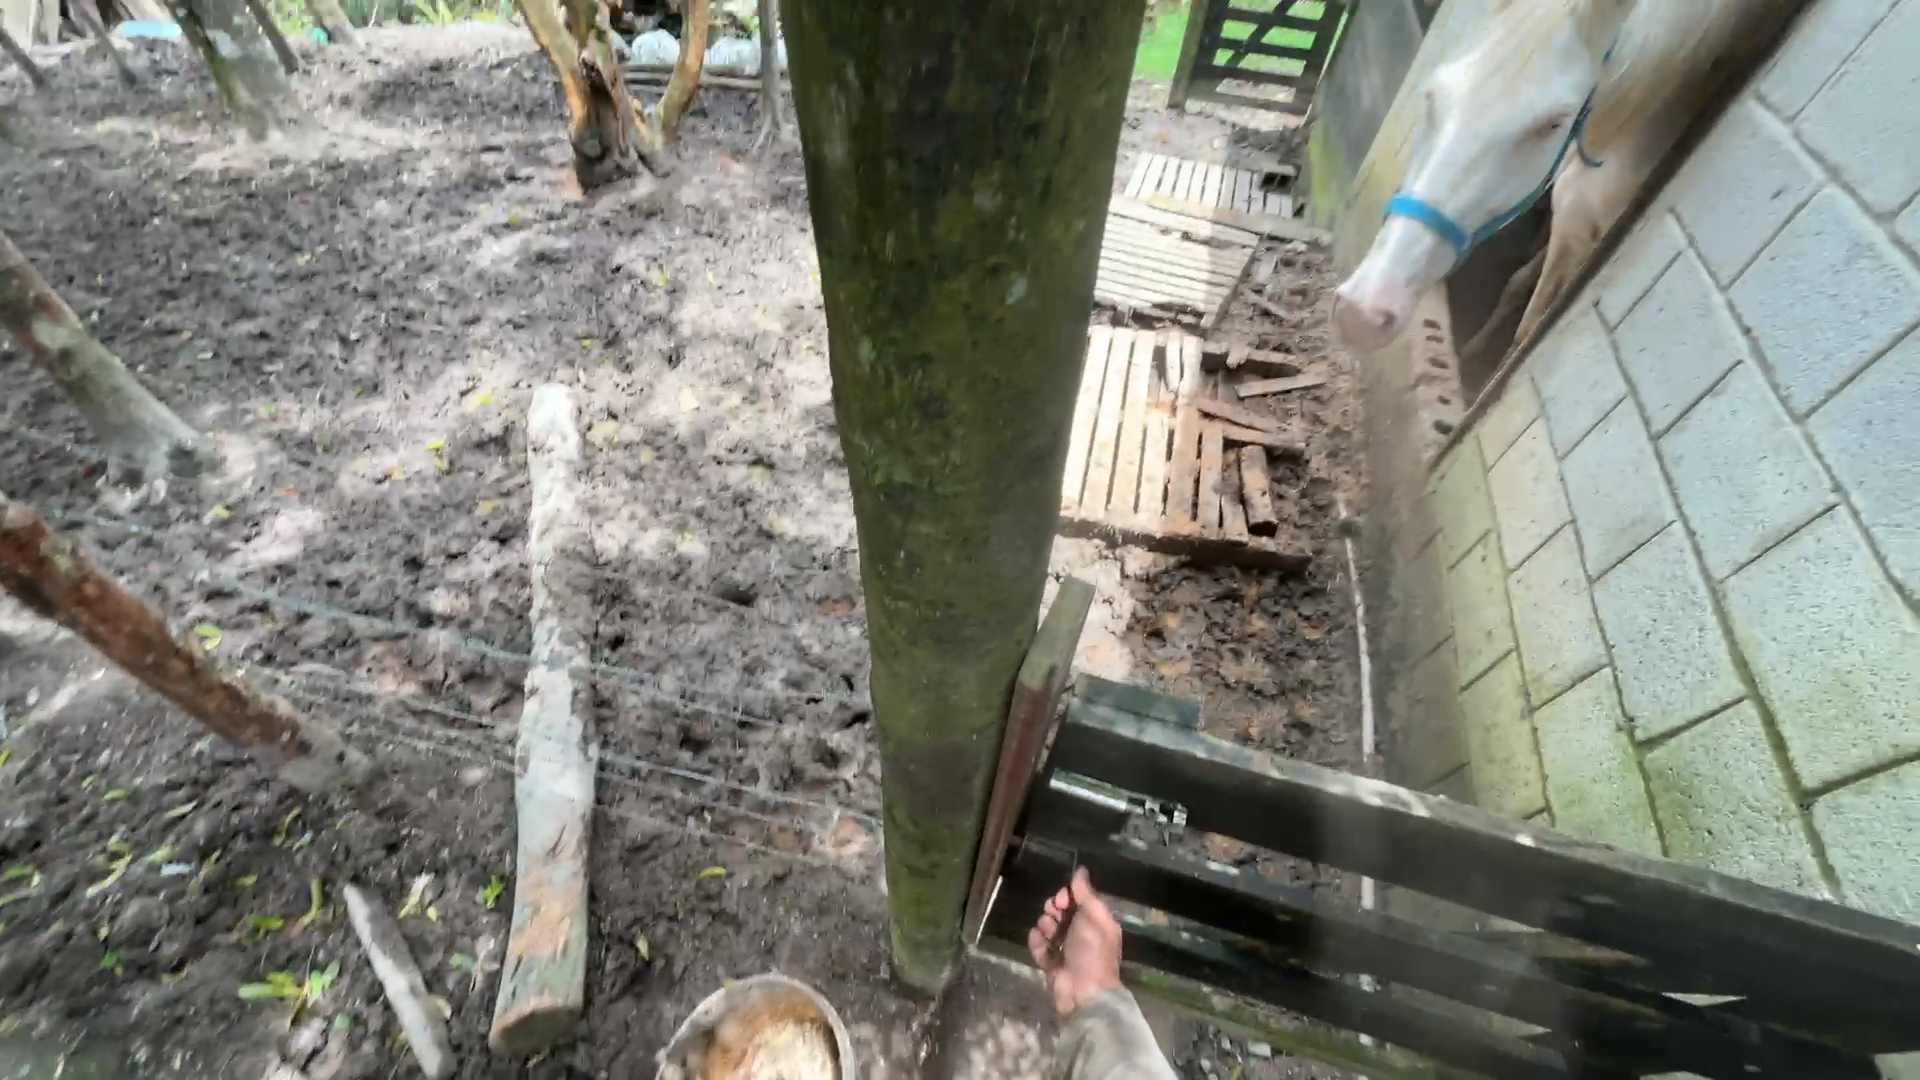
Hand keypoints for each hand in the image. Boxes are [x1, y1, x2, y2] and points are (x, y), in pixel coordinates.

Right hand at [1027, 867, 1125, 1016]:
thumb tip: (1081, 869)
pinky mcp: (1052, 964)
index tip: (1063, 898)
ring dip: (1045, 925)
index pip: (1078, 900)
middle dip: (1054, 908)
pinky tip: (1039, 942)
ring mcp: (1066, 950)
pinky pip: (1040, 946)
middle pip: (1061, 911)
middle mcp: (1081, 934)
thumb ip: (1085, 892)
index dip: (1068, 895)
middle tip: (1054, 913)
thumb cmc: (1093, 950)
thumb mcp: (1094, 915)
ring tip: (1048, 932)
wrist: (1083, 992)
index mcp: (1096, 922)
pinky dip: (1037, 942)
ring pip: (1048, 927)